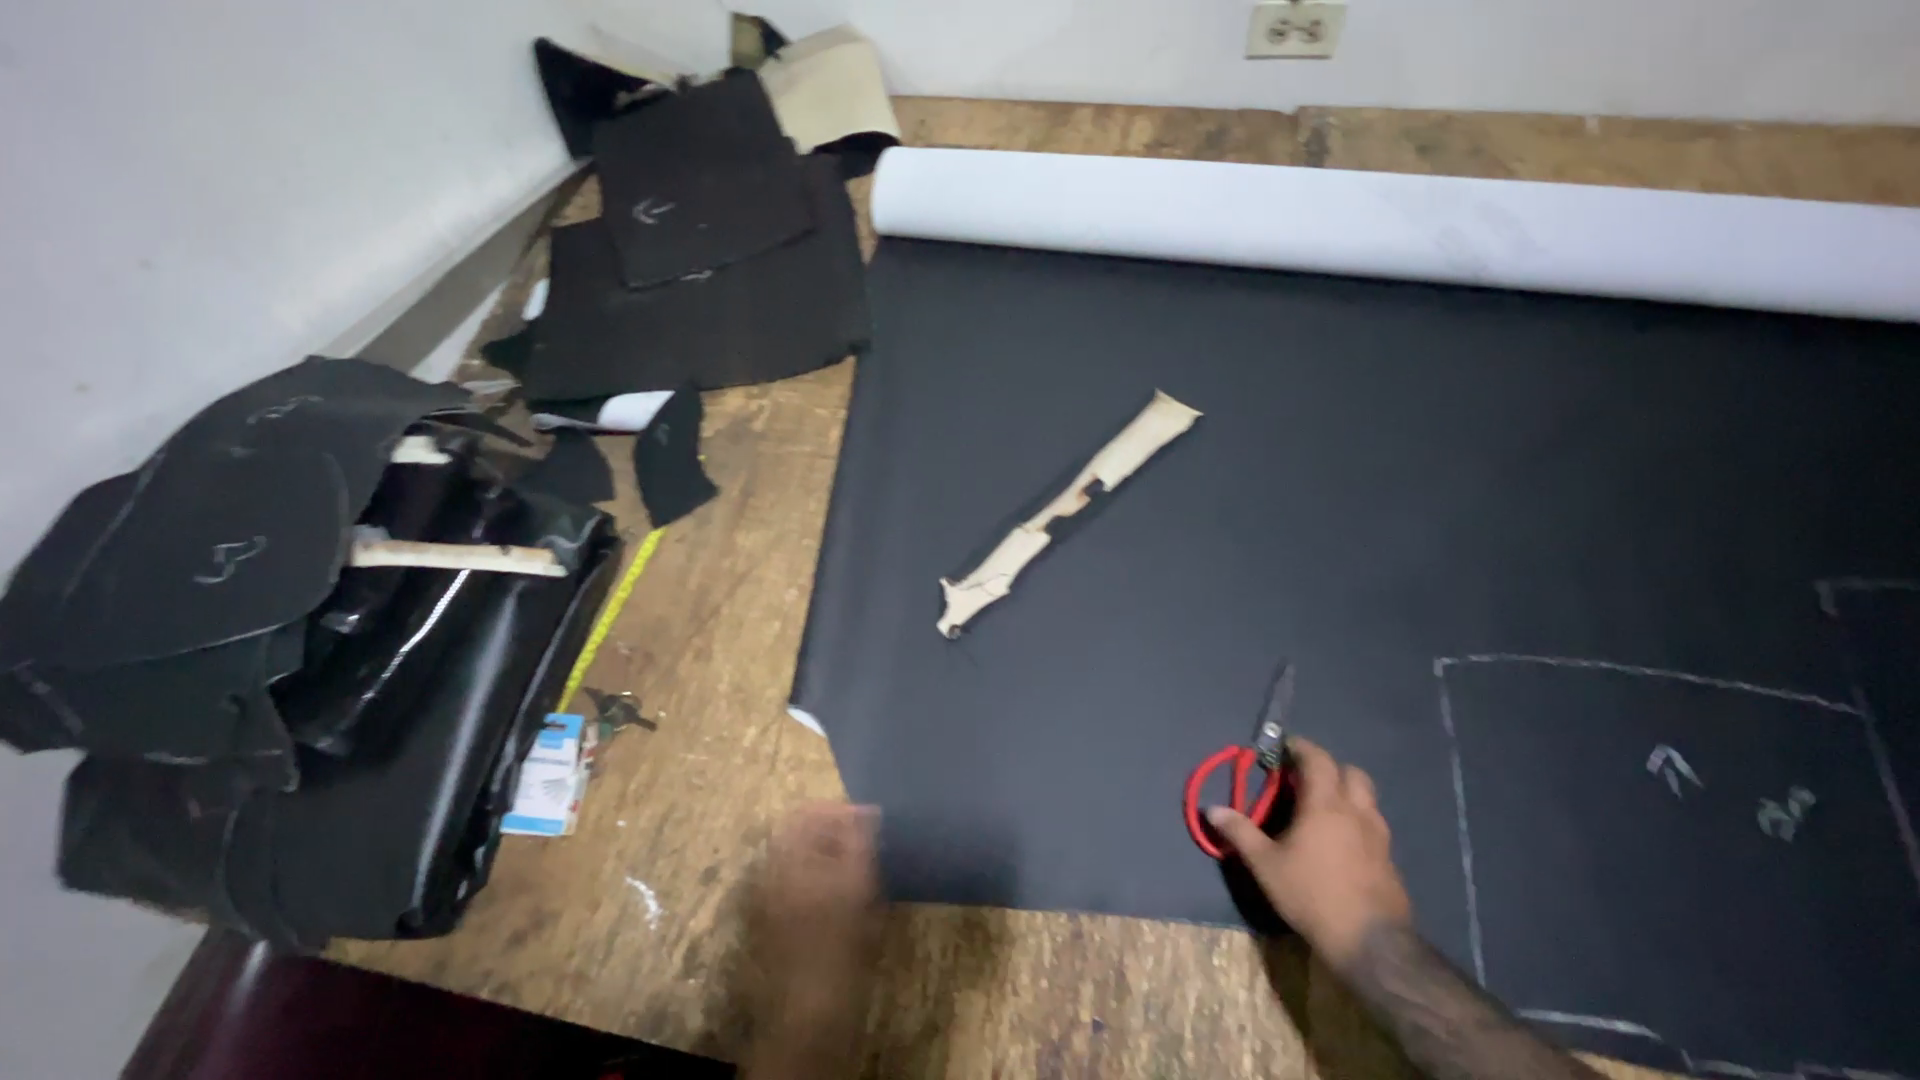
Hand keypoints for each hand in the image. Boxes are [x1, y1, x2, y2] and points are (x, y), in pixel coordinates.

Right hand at [1206, 737, 1411, 968]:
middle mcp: (1356, 812)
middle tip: (1305, 778)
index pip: (1318, 760)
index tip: (1284, 747)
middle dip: (1328, 767)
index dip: (1301, 748)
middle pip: (1351, 772)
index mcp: (1325, 805)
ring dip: (1346, 792)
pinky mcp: (1389, 858)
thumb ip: (1240, 833)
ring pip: (1367, 798)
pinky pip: (1373, 824)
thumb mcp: (1265, 865)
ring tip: (1322, 808)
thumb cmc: (1311, 894)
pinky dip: (1357, 819)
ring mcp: (1378, 835)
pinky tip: (1341, 841)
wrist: (1369, 940)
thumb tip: (1213, 809)